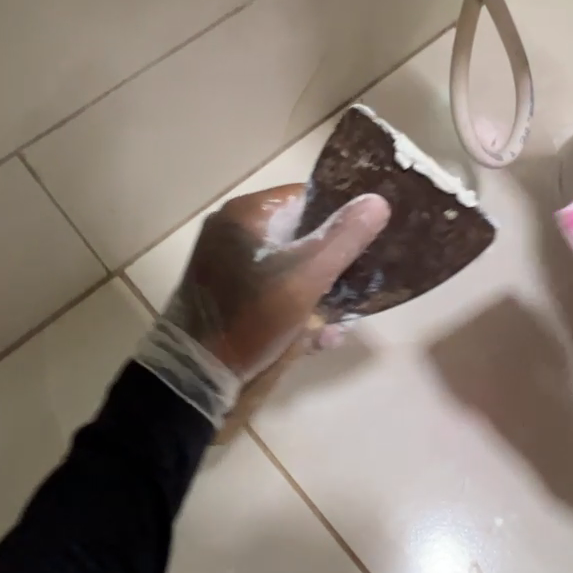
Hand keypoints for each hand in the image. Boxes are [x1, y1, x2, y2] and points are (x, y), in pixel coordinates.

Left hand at [166, 185, 389, 382]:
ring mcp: (227, 263)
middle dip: (333, 265)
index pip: (308, 197)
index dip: (342, 218)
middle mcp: (234, 231)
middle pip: (301, 234)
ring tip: (340, 323)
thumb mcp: (305, 276)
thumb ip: (343, 238)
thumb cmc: (251, 316)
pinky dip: (296, 309)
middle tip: (358, 288)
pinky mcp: (227, 293)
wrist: (194, 375)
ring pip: (290, 267)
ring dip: (319, 294)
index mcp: (247, 214)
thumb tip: (378, 200)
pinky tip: (319, 337)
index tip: (368, 242)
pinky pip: (273, 290)